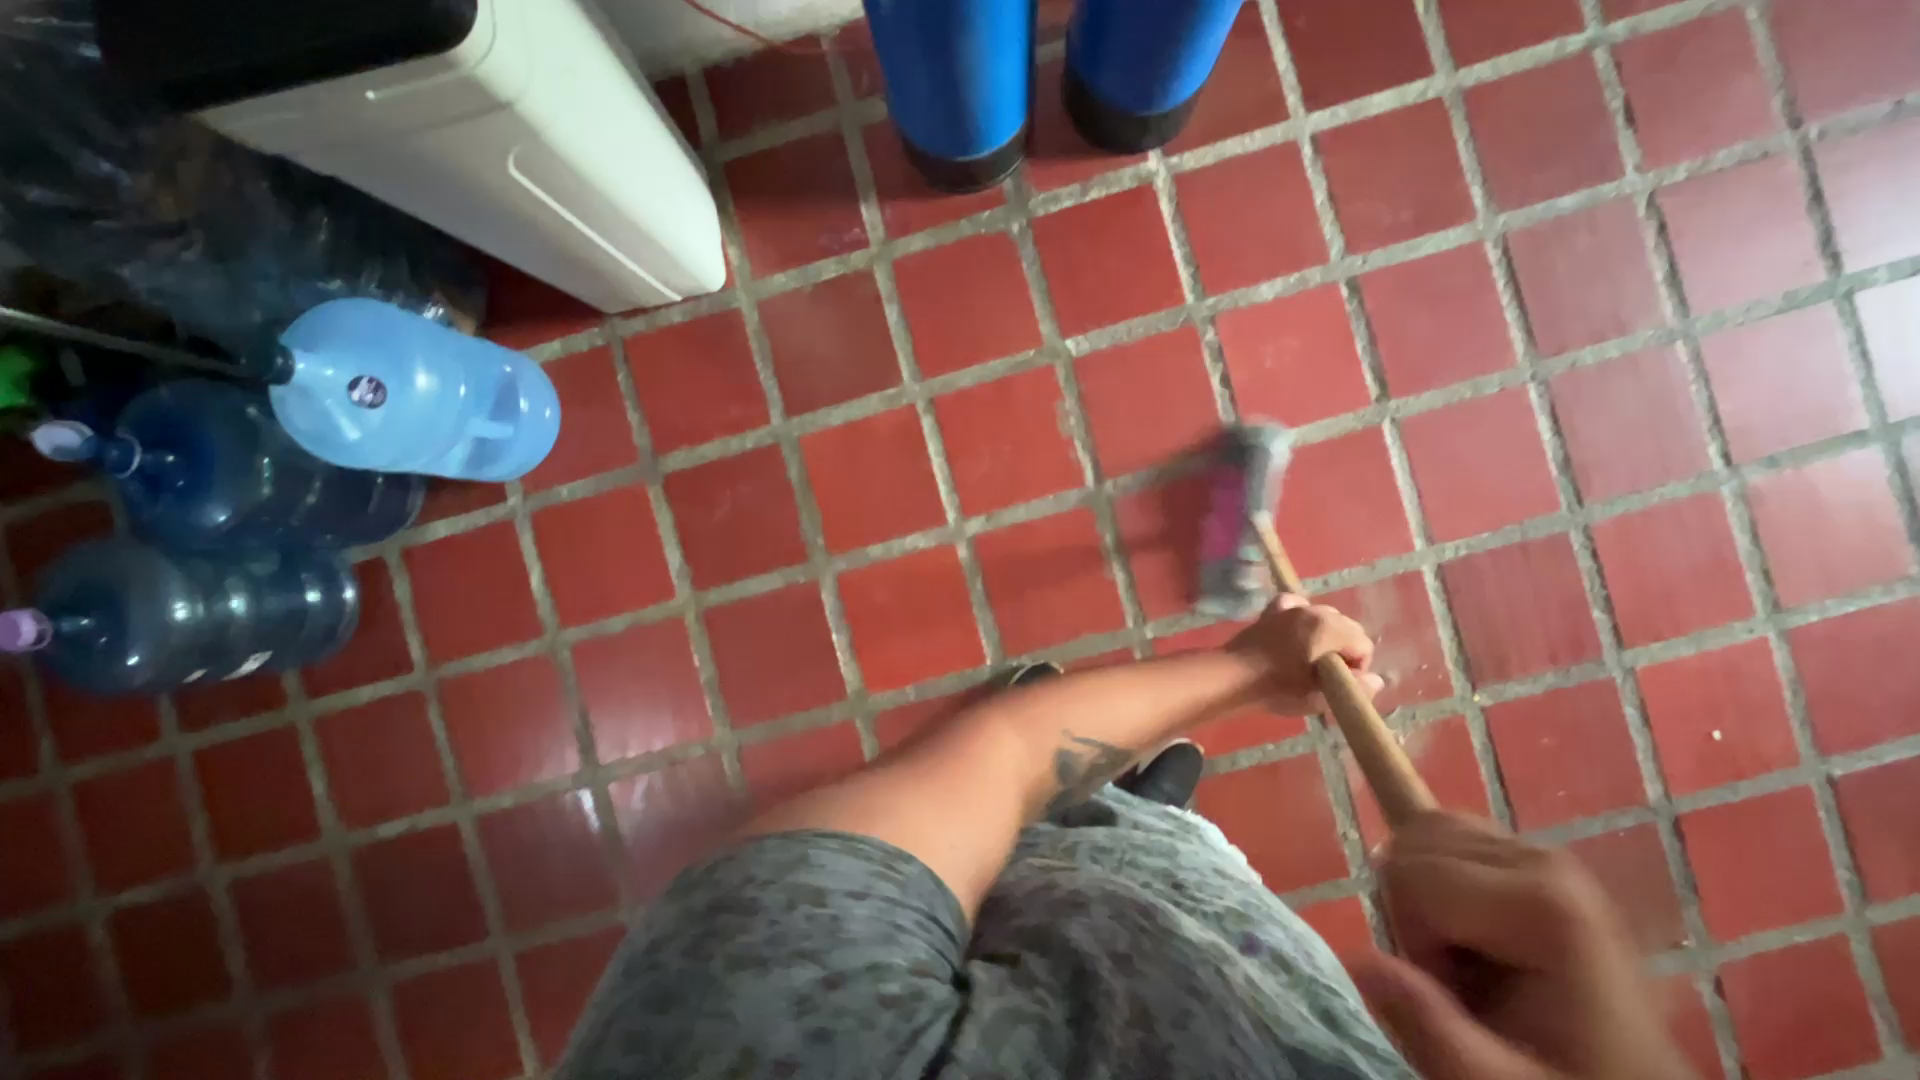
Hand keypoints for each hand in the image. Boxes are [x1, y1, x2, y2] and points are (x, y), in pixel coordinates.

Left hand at [1226, 594, 1382, 714]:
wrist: (1233, 678)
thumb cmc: (1279, 689)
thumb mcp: (1319, 696)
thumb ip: (1354, 688)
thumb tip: (1376, 680)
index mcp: (1331, 629)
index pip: (1363, 645)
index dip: (1357, 667)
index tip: (1339, 682)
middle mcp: (1314, 611)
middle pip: (1347, 628)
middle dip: (1344, 649)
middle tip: (1325, 673)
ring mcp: (1291, 608)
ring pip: (1324, 616)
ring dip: (1325, 634)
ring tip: (1310, 657)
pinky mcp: (1272, 611)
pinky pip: (1296, 605)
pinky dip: (1301, 615)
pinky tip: (1296, 632)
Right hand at [1352, 813, 1695, 1079]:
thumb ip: (1432, 1030)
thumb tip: (1359, 961)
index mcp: (1541, 903)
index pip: (1410, 875)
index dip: (1413, 940)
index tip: (1460, 997)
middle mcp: (1543, 858)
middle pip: (1413, 844)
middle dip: (1412, 910)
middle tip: (1460, 979)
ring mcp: (1540, 852)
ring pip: (1423, 833)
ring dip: (1420, 893)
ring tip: (1465, 954)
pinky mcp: (1532, 857)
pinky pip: (1446, 835)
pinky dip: (1435, 877)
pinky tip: (1470, 929)